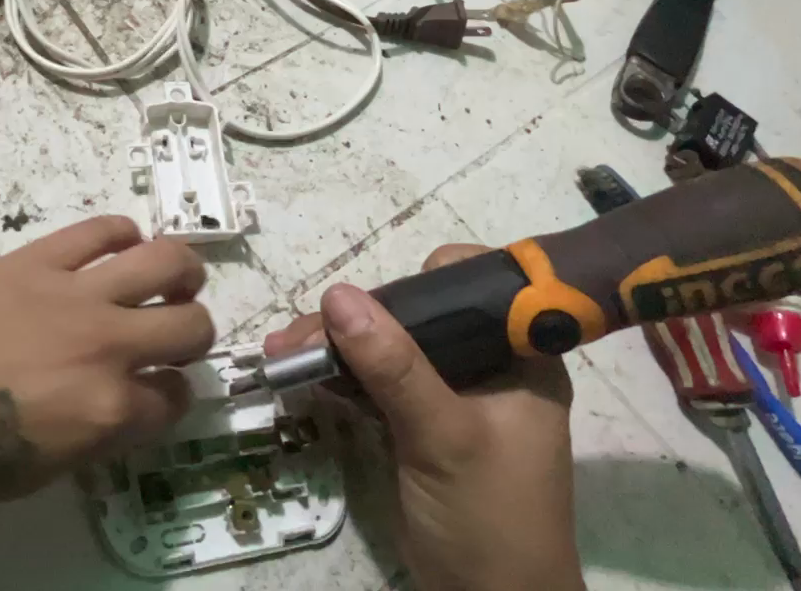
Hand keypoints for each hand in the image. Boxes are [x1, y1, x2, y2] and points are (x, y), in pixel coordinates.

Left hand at [0, 216, 213, 514]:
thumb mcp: (49, 466)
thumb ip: (101, 429)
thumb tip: (126, 398)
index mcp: (110, 411)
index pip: (175, 397)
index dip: (173, 395)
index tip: (162, 390)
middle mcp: (106, 346)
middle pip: (190, 326)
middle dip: (195, 332)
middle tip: (178, 330)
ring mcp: (74, 294)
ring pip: (163, 261)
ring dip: (182, 271)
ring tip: (175, 277)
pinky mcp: (37, 258)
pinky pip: (100, 230)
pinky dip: (122, 233)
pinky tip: (121, 244)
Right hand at [267, 245, 582, 590]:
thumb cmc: (488, 522)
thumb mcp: (443, 438)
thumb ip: (394, 367)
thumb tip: (336, 294)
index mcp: (519, 357)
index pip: (480, 285)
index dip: (429, 278)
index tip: (379, 299)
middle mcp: (486, 362)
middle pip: (419, 310)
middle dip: (358, 314)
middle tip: (303, 332)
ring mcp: (450, 390)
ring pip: (389, 340)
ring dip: (335, 341)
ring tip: (282, 349)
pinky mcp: (418, 415)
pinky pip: (375, 374)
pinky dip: (337, 370)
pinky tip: (299, 370)